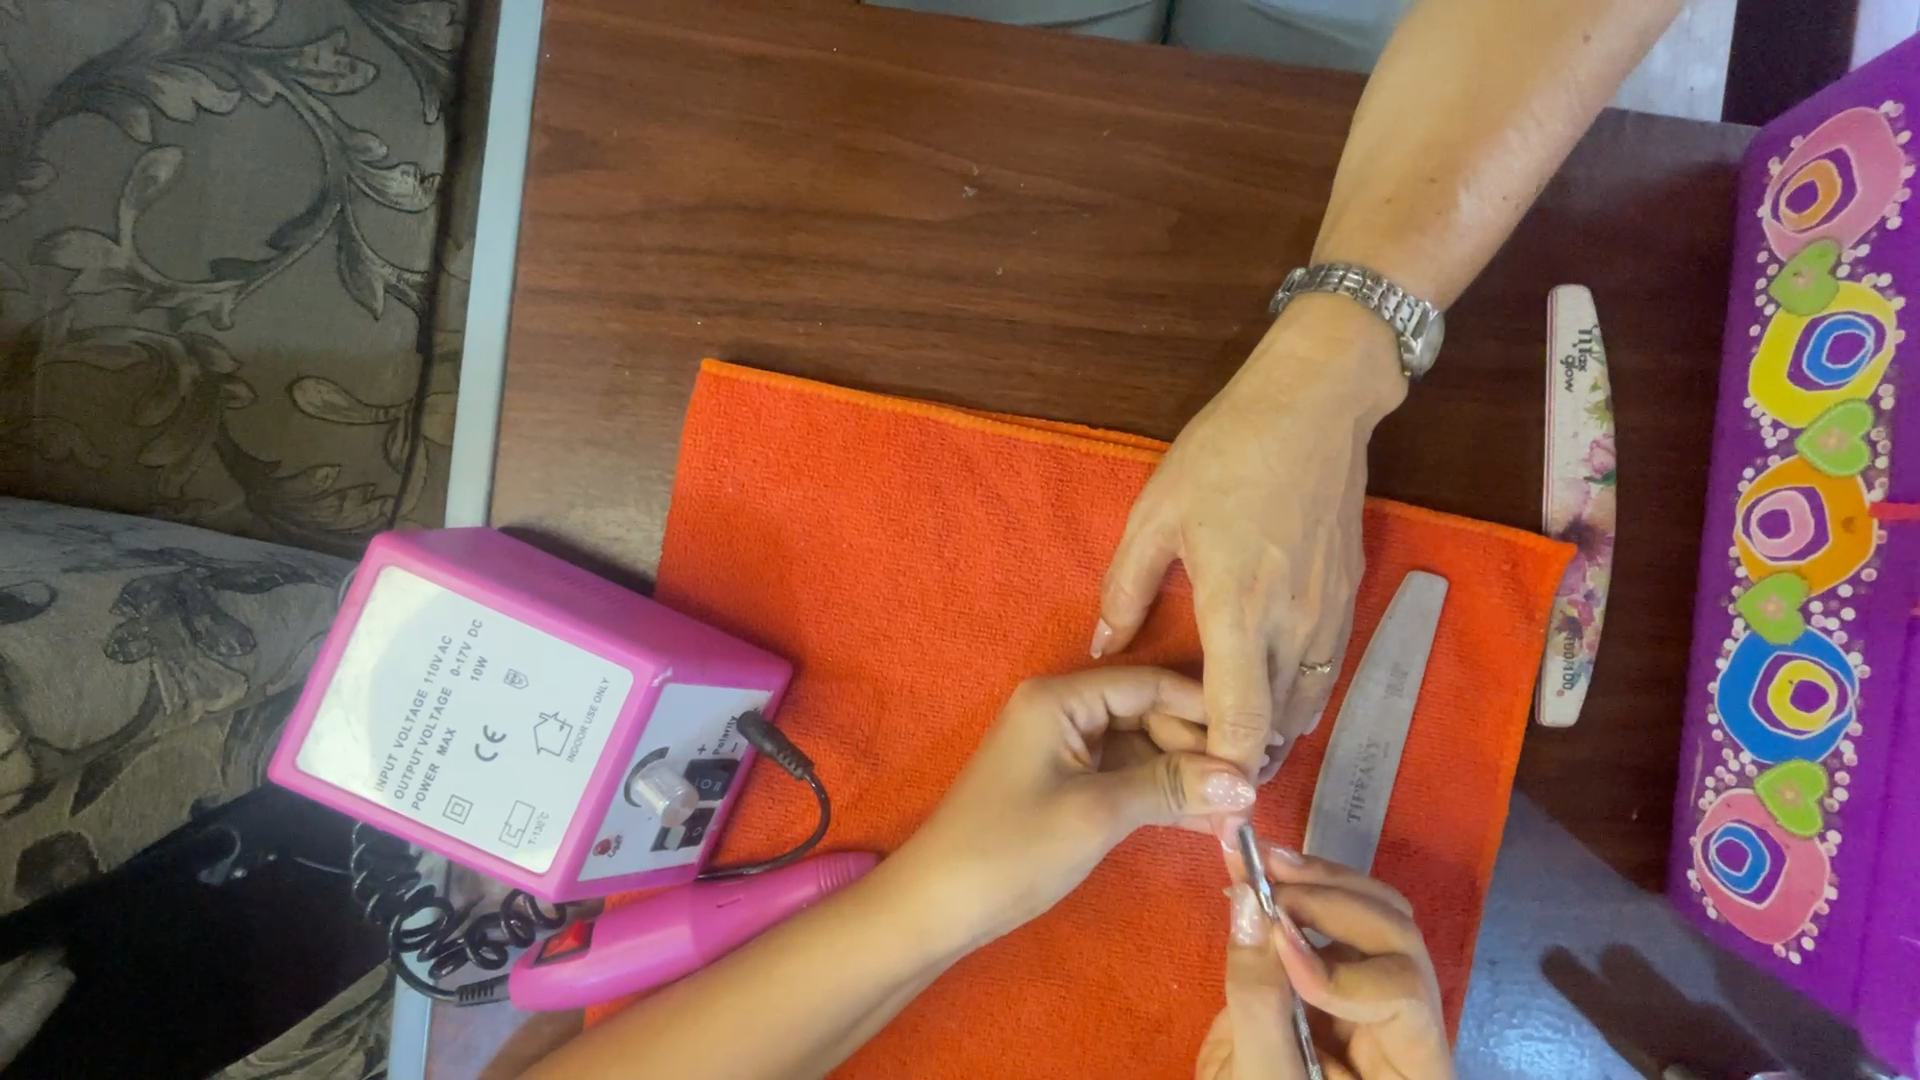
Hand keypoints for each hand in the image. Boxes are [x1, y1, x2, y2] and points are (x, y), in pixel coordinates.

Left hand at [885, 668, 1257, 948]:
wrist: (939, 904)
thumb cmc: (1011, 848)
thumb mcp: (1096, 813)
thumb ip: (1169, 787)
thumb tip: (1245, 777)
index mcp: (1060, 697)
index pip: (1148, 685)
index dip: (1205, 709)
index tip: (1262, 739)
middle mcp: (1063, 709)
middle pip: (1146, 713)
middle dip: (1199, 748)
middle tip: (1260, 782)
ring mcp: (1064, 746)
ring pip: (1140, 747)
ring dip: (1185, 775)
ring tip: (1245, 805)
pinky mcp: (1066, 781)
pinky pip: (1124, 775)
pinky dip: (1159, 794)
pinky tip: (1207, 818)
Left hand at [1095, 300, 1404, 776]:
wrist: (1312, 408)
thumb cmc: (1222, 458)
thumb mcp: (1154, 518)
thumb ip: (1126, 589)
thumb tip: (1103, 643)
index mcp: (1235, 610)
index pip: (1237, 720)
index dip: (1220, 766)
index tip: (1195, 788)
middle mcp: (1292, 626)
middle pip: (1275, 726)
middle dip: (1240, 757)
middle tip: (1199, 769)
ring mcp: (1331, 616)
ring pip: (1306, 705)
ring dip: (1271, 732)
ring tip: (1229, 743)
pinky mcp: (1351, 601)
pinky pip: (1326, 674)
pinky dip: (1298, 699)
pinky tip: (1269, 698)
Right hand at [1203, 844, 1453, 1079]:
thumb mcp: (1262, 1072)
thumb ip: (1258, 997)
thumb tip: (1248, 902)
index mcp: (1413, 1065)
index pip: (1405, 994)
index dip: (1341, 967)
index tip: (1277, 946)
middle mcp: (1407, 1017)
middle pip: (1395, 936)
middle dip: (1327, 899)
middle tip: (1264, 880)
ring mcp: (1371, 984)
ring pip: (1371, 909)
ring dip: (1312, 880)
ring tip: (1256, 862)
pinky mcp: (1333, 963)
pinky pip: (1326, 911)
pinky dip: (1290, 883)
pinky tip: (1249, 871)